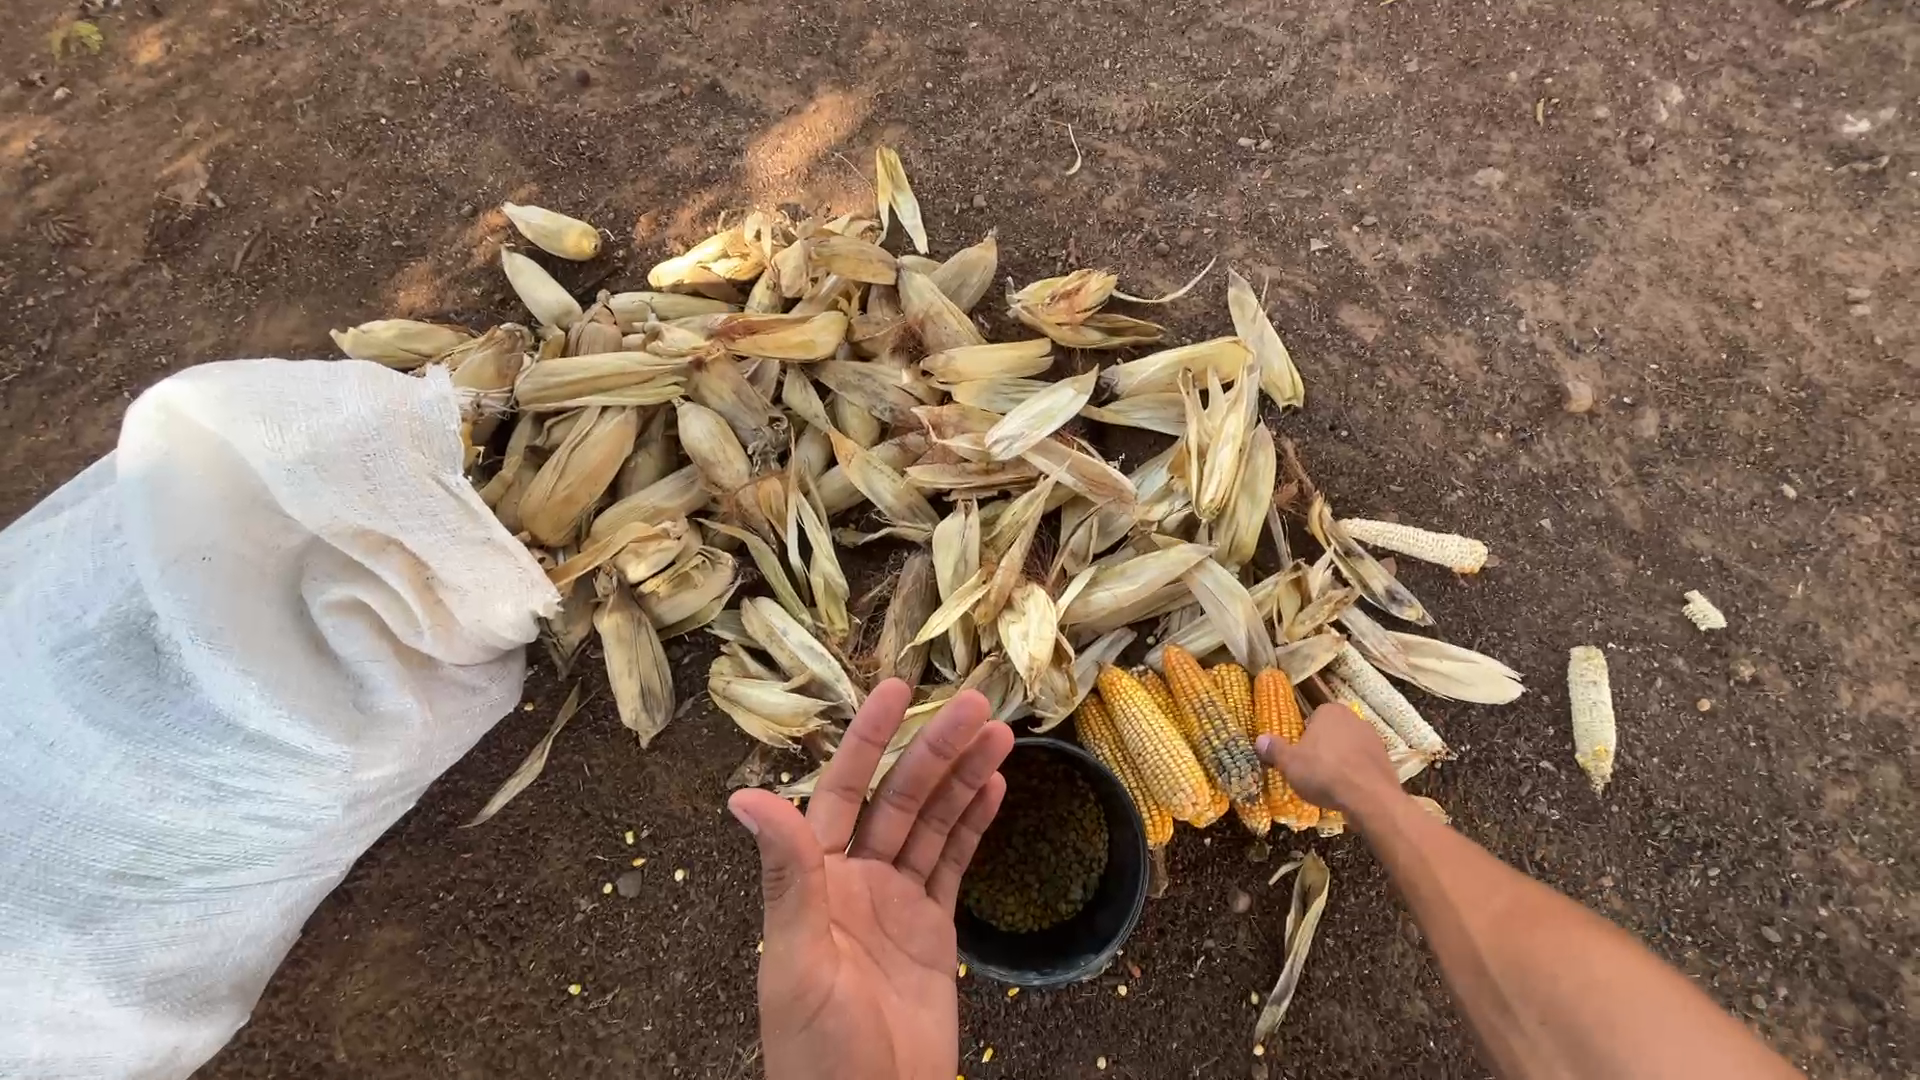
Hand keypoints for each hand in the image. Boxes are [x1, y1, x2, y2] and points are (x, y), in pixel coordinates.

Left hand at [726, 679, 1013, 1079]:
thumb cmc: (819, 1050)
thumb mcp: (796, 958)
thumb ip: (787, 874)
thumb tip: (743, 799)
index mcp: (816, 876)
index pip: (843, 788)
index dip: (868, 738)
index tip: (895, 691)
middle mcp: (856, 876)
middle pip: (901, 797)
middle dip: (936, 750)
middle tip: (975, 706)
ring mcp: (897, 899)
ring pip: (934, 822)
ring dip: (964, 777)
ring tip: (998, 735)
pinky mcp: (933, 926)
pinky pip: (955, 861)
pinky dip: (974, 823)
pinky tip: (994, 787)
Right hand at [1256, 703, 1402, 817]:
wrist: (1369, 798)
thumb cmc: (1323, 772)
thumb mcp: (1289, 763)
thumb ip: (1274, 749)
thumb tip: (1259, 740)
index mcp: (1330, 711)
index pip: (1313, 717)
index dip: (1304, 735)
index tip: (1299, 753)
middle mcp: (1355, 719)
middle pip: (1333, 732)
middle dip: (1323, 747)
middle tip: (1311, 768)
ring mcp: (1375, 740)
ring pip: (1349, 749)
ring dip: (1341, 761)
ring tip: (1329, 783)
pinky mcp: (1388, 762)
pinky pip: (1364, 765)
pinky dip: (1356, 774)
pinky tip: (1347, 791)